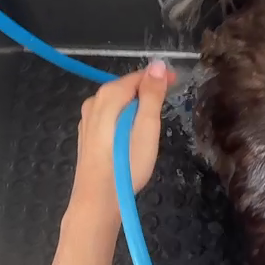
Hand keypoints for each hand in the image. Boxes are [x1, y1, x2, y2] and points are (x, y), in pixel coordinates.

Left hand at [64, 60, 177, 244]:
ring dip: (135, 107)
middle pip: (126, 88)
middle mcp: (93, 101)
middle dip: (147, 93)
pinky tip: (130, 139)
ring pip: (117, 104)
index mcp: (108, 95)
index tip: (177, 83)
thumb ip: (152, 94)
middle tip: (167, 106)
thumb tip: (158, 65)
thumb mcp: (147, 127)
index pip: (138, 76)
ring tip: (151, 125)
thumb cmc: (127, 164)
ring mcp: (87, 119)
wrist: (98, 200)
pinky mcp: (86, 135)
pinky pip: (109, 118)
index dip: (159, 78)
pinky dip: (124, 120)